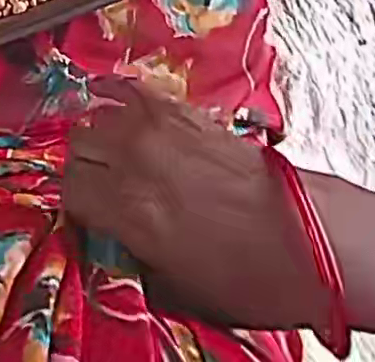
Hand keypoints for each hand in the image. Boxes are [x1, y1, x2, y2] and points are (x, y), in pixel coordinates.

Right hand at [63, 79, 329, 329]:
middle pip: (76, 148)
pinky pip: (127, 87)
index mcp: (130, 210)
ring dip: (97, 137)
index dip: (73, 203)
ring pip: (95, 118)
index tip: (84, 211)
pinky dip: (112, 93)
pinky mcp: (176, 108)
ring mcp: (154, 127)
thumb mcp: (176, 287)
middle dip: (82, 168)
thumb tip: (103, 238)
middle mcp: (133, 160)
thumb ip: (128, 257)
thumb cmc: (245, 277)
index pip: (69, 190)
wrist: (305, 239)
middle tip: (98, 183)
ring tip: (109, 152)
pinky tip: (107, 99)